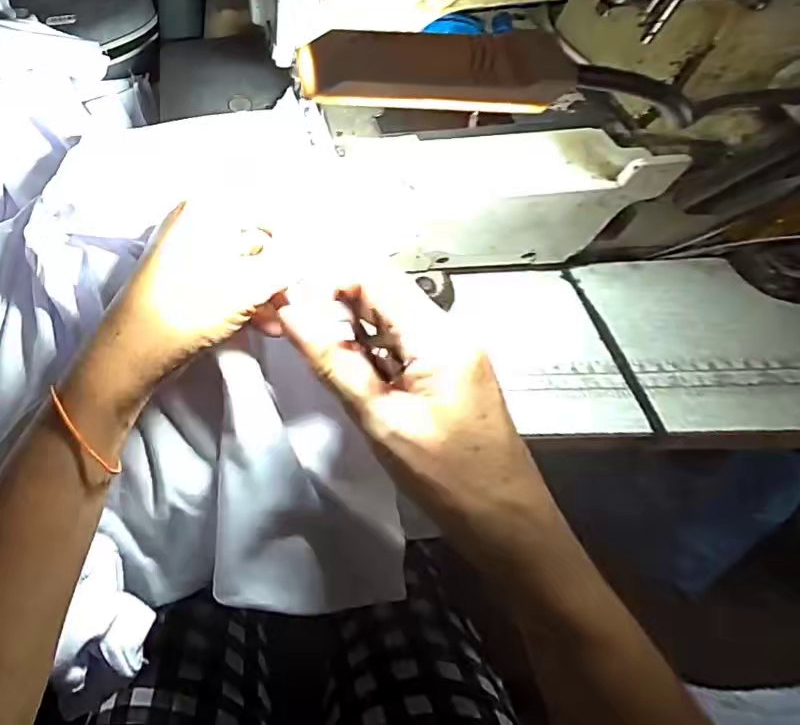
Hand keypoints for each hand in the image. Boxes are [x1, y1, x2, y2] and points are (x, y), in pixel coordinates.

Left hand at [65, 200, 290, 425]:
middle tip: (300, 297)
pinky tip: (268, 325)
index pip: (268, 210)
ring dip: (270, 292)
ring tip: (284, 318)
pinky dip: (250, 300)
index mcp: (208, 209)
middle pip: (258, 239)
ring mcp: (192, 252)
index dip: (295, 239)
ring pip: (246, 265)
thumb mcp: (249, 284)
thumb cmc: (188, 308)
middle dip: (283, 272)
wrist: (132, 354)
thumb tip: (315, 250)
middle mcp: (198, 222)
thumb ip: (290, 263)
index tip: (312, 266)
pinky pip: (230, 282)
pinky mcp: (189, 281)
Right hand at [272, 272, 557, 546]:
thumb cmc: (447, 478)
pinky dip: (372, 346)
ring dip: (351, 325)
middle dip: (335, 302)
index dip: (327, 283)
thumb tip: (291, 315)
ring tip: (317, 350)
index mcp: (438, 335)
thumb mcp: (381, 421)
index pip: (374, 277)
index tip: (292, 307)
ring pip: (390, 314)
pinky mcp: (450, 365)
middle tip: (295, 328)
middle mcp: (449, 328)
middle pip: (382, 290)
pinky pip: (403, 338)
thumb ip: (333, 362)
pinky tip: (351, 368)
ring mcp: (453, 346)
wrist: (508, 522)